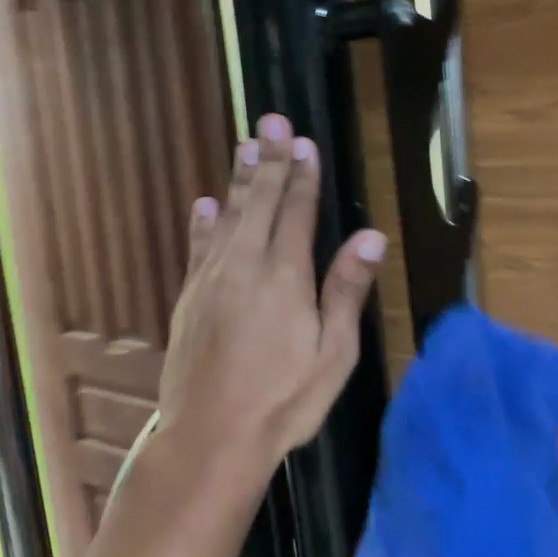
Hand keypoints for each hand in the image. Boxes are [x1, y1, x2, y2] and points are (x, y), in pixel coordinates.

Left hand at [156, 112, 387, 468]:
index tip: (304, 141)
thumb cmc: (282, 401)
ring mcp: (210, 279)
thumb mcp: (332, 355)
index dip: (302, 175)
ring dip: (239, 178)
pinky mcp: (188, 297)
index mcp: (285, 277)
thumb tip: (369, 236)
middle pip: (259, 202)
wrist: (210, 437)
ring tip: (246, 144)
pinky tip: (205, 202)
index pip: (296, 212)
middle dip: (268, 159)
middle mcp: (244, 265)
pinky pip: (197, 246)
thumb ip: (346, 291)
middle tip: (271, 119)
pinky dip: (203, 220)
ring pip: (228, 216)